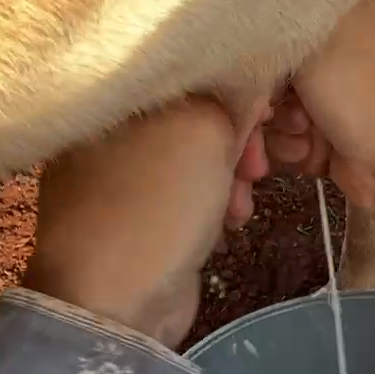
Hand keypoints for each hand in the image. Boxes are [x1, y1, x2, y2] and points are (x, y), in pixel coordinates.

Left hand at [22, 96, 267, 347]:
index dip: (236, 90)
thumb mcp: (202, 131)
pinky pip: (184, 192)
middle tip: (258, 170)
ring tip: (241, 207)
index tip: (266, 118)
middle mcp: (108, 128)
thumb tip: (250, 88)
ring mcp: (116, 175)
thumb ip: (230, 99)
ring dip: (229, 178)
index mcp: (111, 95)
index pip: (189, 72)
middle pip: (193, 115)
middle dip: (236, 142)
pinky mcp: (134, 214)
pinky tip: (227, 225)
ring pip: (193, 156)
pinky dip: (210, 204)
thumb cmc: (157, 204)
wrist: (115, 301)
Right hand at [267, 0, 374, 244]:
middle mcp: (348, 41)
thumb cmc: (364, 84)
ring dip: (281, 124)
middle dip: (267, 89)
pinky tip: (314, 152)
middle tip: (275, 101)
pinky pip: (287, 135)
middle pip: (273, 57)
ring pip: (274, 101)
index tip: (258, 50)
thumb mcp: (313, 25)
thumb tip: (247, 14)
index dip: (266, 29)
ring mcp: (340, 90)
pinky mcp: (331, 133)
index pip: (288, 0)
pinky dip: (295, 148)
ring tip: (307, 131)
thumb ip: (272, 10)